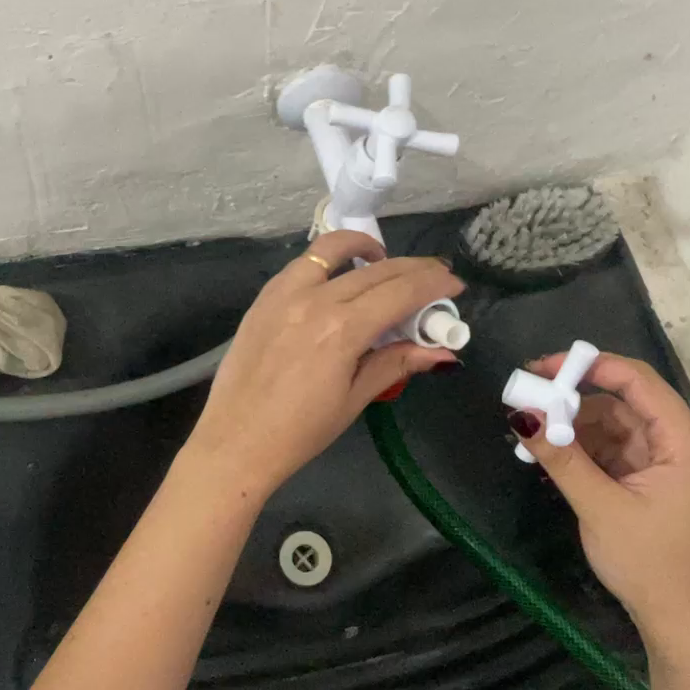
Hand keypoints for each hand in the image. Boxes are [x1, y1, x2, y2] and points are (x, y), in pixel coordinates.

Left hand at [186, 230, 463, 495]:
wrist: (235, 442)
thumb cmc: (299, 432)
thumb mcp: (353, 400)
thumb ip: (395, 364)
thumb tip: (442, 351)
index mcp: (341, 329)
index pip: (400, 292)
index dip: (433, 284)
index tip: (454, 284)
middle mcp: (314, 300)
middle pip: (374, 270)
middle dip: (411, 268)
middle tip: (433, 274)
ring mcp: (283, 295)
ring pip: (331, 250)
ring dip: (364, 247)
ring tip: (382, 259)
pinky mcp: (262, 300)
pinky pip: (300, 265)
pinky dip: (325, 260)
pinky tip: (336, 275)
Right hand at [510, 352, 689, 643]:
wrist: (675, 617)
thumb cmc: (647, 561)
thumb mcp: (598, 506)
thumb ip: (560, 457)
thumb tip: (520, 414)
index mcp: (684, 443)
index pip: (638, 382)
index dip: (591, 366)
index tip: (543, 369)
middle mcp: (678, 444)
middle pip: (622, 401)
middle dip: (573, 398)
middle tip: (526, 398)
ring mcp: (662, 462)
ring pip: (611, 424)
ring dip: (572, 425)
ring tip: (530, 433)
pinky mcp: (645, 479)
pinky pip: (608, 448)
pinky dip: (579, 447)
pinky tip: (548, 454)